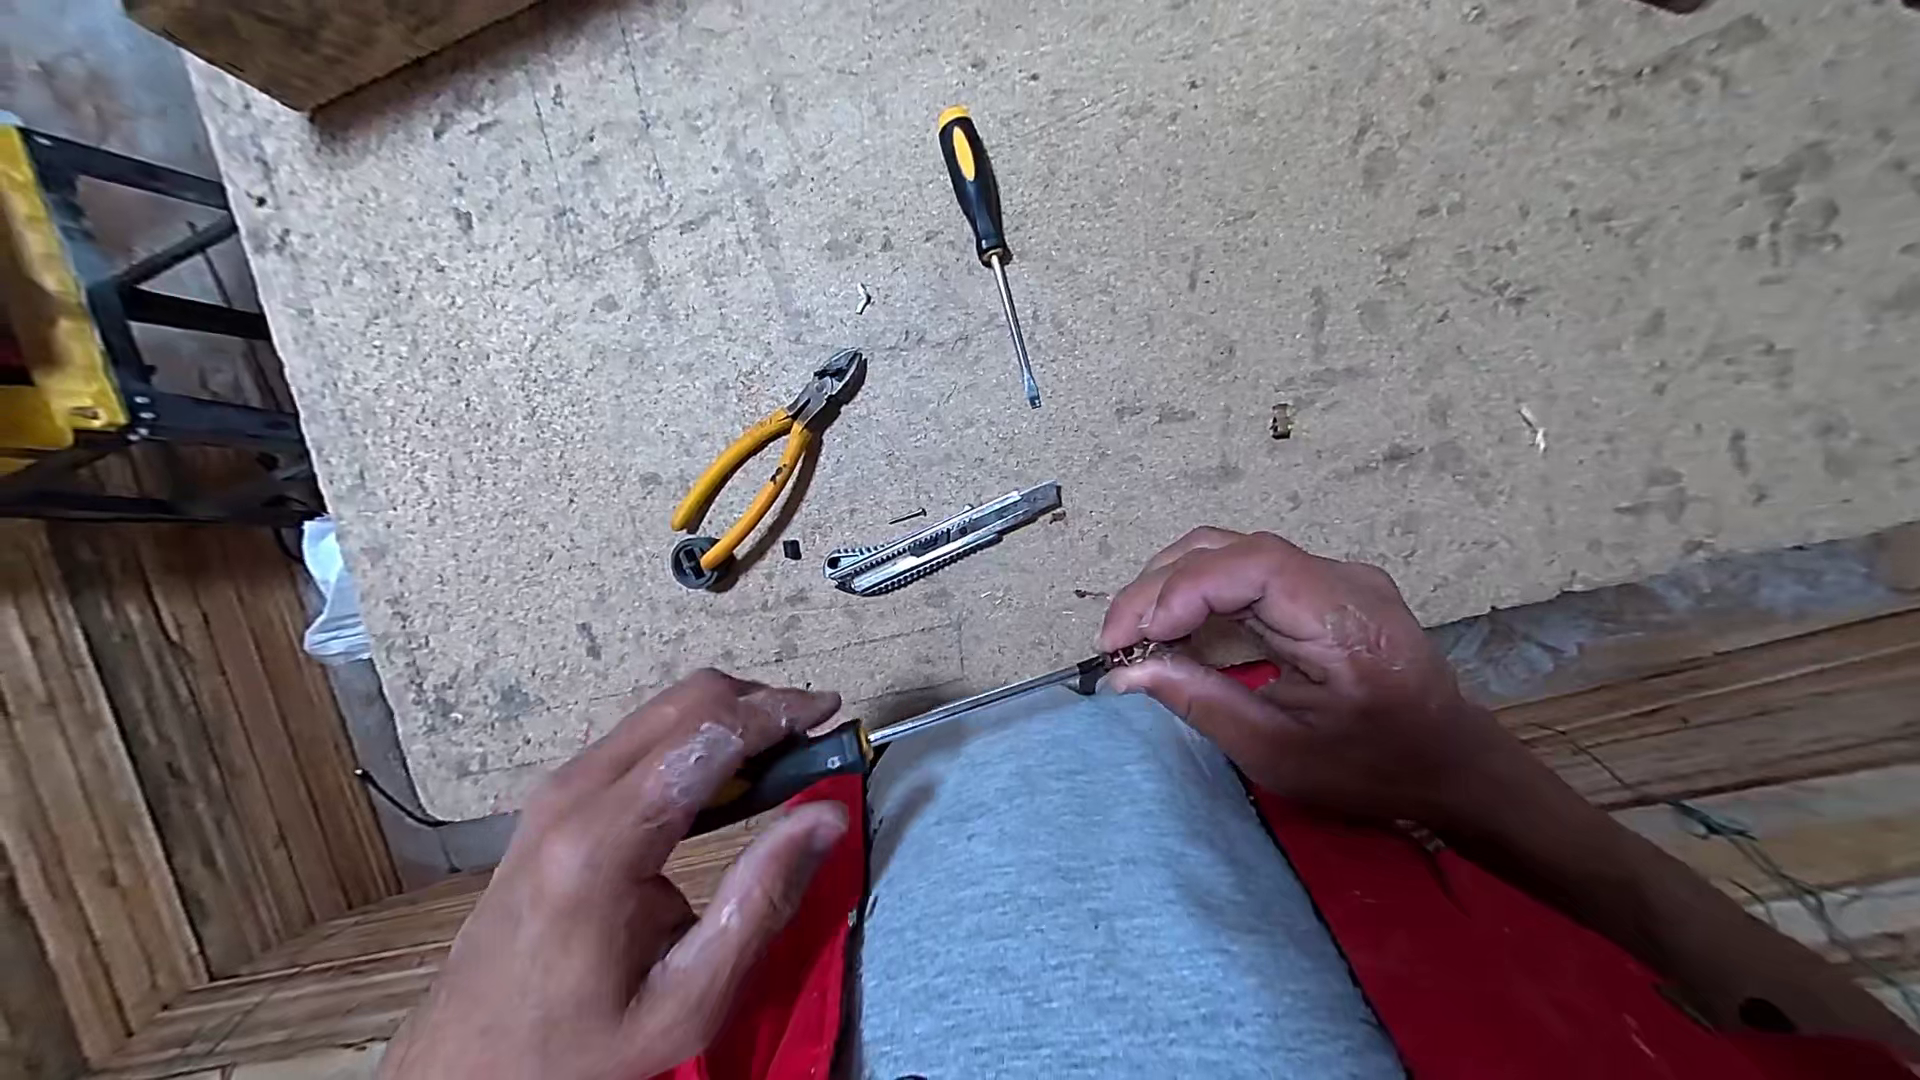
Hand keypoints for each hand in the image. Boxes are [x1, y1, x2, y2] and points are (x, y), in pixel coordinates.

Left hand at [380, 671, 849, 1079]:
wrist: (464, 1066)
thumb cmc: (581, 1044)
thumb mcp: (688, 999)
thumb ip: (763, 899)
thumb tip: (828, 813)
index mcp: (602, 843)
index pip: (708, 735)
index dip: (779, 712)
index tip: (833, 714)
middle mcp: (576, 790)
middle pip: (691, 699)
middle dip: (764, 702)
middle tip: (813, 737)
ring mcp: (564, 782)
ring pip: (672, 704)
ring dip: (737, 713)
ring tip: (783, 754)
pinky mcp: (564, 787)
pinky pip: (652, 728)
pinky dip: (706, 730)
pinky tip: (731, 772)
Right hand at [1099, 527, 1539, 829]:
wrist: (1451, 763)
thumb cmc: (1373, 770)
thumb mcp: (1277, 754)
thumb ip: (1198, 701)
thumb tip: (1123, 672)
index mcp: (1346, 622)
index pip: (1251, 566)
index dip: (1179, 590)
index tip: (1129, 639)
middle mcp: (1338, 579)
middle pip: (1225, 550)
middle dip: (1156, 590)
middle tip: (1114, 642)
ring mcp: (1326, 574)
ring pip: (1223, 551)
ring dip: (1166, 587)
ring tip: (1133, 635)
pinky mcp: (1311, 582)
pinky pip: (1236, 571)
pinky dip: (1190, 595)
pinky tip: (1169, 629)